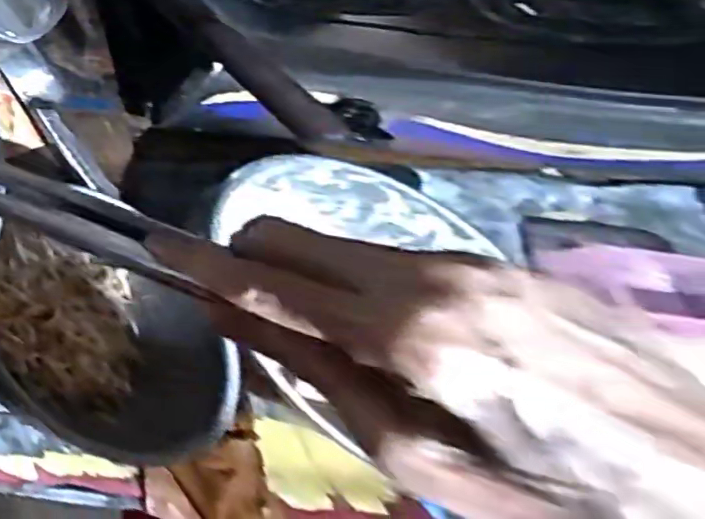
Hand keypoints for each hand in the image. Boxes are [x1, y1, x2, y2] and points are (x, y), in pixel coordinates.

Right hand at [151, 219, 704, 518]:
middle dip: (248, 260)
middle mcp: (427, 278)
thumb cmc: (573, 506)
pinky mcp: (503, 261)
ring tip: (356, 341)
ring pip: (336, 243)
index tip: (153, 243)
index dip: (200, 264)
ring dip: (312, 276)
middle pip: (285, 235)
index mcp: (408, 338)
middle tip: (252, 308)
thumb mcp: (430, 470)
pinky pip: (397, 257)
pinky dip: (371, 285)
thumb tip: (233, 319)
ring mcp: (469, 261)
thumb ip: (320, 381)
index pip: (267, 283)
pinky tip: (425, 340)